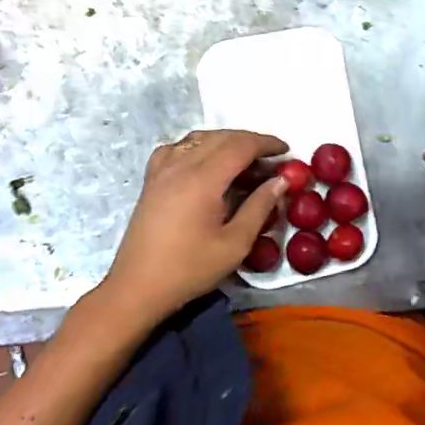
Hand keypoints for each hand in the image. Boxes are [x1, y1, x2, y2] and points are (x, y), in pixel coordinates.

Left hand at [98, 129, 288, 322]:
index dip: (266, 144)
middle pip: (220, 137)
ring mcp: (162, 170)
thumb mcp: (235, 244)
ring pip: (198, 139)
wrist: (138, 287)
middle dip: (250, 141)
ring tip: (244, 160)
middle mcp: (180, 166)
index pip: (240, 146)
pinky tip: (205, 163)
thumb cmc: (190, 269)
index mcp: (203, 179)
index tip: (286, 150)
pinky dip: (198, 147)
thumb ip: (259, 207)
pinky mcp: (151, 180)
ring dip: (225, 141)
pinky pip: (177, 149)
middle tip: (271, 158)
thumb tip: (280, 181)